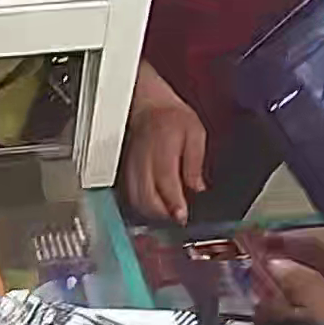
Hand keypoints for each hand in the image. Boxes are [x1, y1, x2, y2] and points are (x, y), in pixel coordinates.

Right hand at [123, 61, 206, 222]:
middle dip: (162, 213)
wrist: (147, 106)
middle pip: (147, 197)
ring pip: (136, 199)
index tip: (182, 216)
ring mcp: (131, 168)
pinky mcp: (125, 173)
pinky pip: (130, 195)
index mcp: (163, 148)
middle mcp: (143, 161)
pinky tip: (153, 208)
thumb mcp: (195, 133)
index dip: (174, 203)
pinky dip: (141, 206)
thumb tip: (197, 187)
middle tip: (176, 218)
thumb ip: (195, 162)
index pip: (166, 182)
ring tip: (166, 215)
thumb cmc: (171, 117)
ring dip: (151, 212)